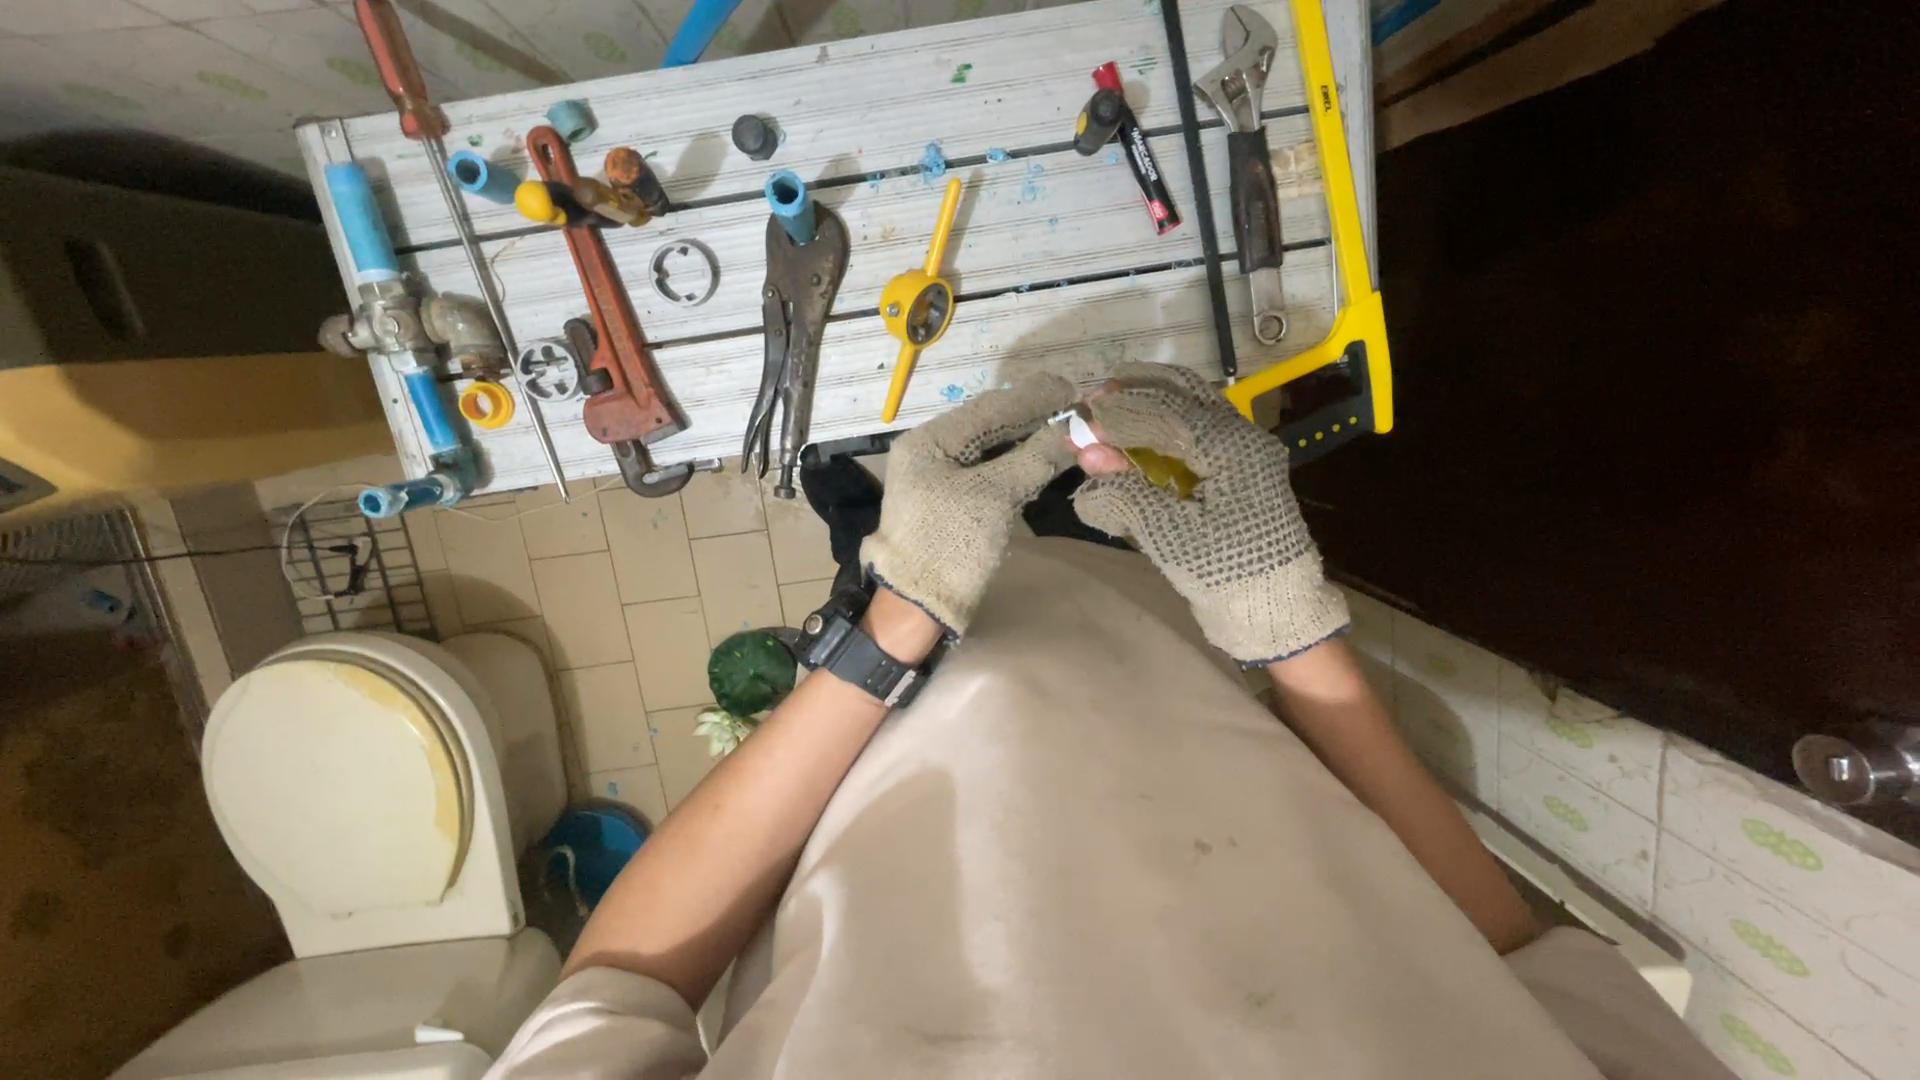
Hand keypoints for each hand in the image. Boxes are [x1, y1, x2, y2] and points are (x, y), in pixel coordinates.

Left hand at [861, 372, 1077, 634]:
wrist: (917, 605)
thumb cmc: (951, 546)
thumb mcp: (996, 497)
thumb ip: (1036, 457)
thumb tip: (1078, 428)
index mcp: (929, 440)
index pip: (991, 407)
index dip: (1035, 398)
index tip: (1075, 391)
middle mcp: (929, 449)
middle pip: (989, 422)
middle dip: (1033, 416)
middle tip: (1076, 409)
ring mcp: (937, 475)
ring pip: (990, 445)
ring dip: (1028, 438)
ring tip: (1067, 431)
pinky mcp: (949, 498)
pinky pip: (987, 468)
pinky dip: (1016, 462)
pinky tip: (1042, 459)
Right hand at [1071, 362, 1347, 663]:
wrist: (1271, 610)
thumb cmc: (1225, 571)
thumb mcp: (1169, 533)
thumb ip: (1126, 489)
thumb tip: (1085, 454)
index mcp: (1234, 447)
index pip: (1167, 410)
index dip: (1119, 411)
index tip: (1080, 417)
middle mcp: (1242, 437)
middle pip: (1182, 395)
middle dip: (1133, 395)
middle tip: (1091, 403)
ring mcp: (1240, 453)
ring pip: (1186, 412)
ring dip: (1143, 412)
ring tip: (1102, 424)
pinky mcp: (1232, 472)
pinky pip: (1191, 438)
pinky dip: (1157, 436)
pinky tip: (1126, 447)